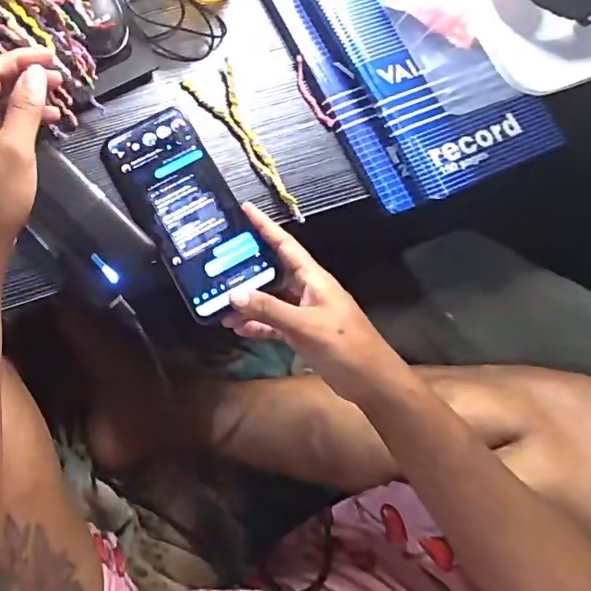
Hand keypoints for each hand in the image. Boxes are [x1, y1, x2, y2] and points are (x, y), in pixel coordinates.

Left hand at [0, 48, 64, 254]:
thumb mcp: (16, 147)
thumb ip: (24, 106)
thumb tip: (33, 71)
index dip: (20, 58)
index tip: (51, 57)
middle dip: (26, 78)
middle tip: (60, 79)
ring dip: (26, 101)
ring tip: (59, 103)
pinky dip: (20, 122)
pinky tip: (43, 128)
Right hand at [221, 203, 409, 405]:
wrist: (373, 383)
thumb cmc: (345, 346)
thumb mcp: (305, 326)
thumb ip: (269, 309)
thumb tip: (234, 293)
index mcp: (313, 278)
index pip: (285, 244)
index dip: (265, 226)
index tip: (245, 208)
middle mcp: (306, 290)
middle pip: (271, 271)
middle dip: (245, 267)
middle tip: (217, 261)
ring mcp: (303, 312)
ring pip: (268, 299)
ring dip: (247, 301)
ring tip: (219, 303)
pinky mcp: (301, 332)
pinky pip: (272, 321)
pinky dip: (256, 323)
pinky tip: (236, 327)